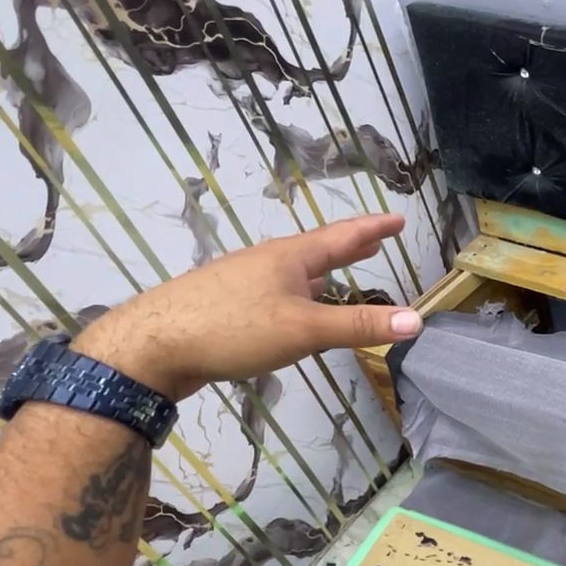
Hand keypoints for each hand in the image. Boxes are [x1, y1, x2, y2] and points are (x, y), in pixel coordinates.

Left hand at [73, 215, 419, 399]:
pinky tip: (292, 307)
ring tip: (338, 271)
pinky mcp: (225, 305)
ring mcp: (242, 281)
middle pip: (317, 248)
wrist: (148, 346)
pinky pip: (274, 291)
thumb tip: (417, 320)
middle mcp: (267, 262)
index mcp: (290, 258)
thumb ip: (360, 325)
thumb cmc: (232, 328)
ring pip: (293, 270)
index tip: (397, 219)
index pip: (342, 237)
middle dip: (349, 244)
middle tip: (374, 239)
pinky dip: (297, 292)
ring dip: (322, 269)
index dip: (372, 229)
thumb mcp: (305, 329)